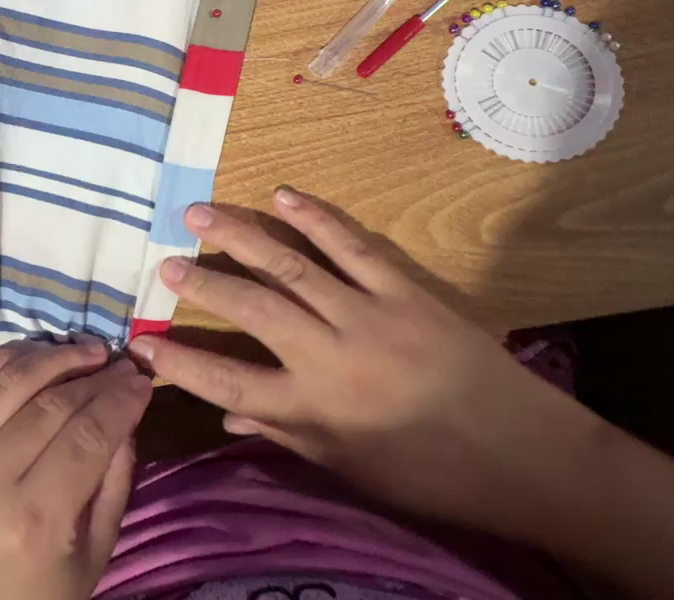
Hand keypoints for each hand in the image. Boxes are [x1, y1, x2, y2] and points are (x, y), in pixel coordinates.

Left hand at [0, 340, 151, 599]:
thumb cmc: (46, 586)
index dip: (119, 402)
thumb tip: (129, 413)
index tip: (143, 380)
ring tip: (88, 350)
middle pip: (51, 405)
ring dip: (54, 356)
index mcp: (36, 517)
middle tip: (123, 363)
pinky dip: (6, 357)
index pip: (86, 437)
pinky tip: (39, 350)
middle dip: (96, 377)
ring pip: (11, 382)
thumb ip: (115, 481)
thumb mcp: (97, 549)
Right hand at [127, 188, 605, 540]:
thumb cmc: (433, 476)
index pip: (227, 382)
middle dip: (201, 283)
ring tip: (198, 214)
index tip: (140, 342)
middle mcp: (332, 358)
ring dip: (238, 237)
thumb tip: (223, 418)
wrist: (533, 459)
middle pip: (250, 309)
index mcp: (315, 410)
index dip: (178, 362)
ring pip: (289, 267)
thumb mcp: (350, 469)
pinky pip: (351, 247)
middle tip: (163, 262)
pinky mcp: (406, 292)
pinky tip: (280, 197)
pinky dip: (312, 219)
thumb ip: (283, 434)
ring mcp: (369, 317)